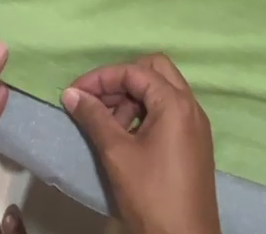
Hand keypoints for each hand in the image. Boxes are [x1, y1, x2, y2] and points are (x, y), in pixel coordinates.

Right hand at [62, 53, 219, 233]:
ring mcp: (195, 126)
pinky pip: (168, 112)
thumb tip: (71, 93)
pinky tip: (124, 135)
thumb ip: (94, 117)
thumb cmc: (151, 195)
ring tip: (106, 124)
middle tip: (96, 101)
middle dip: (120, 80)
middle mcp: (190, 106)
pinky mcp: (194, 144)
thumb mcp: (117, 153)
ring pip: (160, 91)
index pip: (134, 72)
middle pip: (153, 71)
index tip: (75, 92)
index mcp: (175, 103)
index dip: (101, 78)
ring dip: (131, 98)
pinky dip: (144, 113)